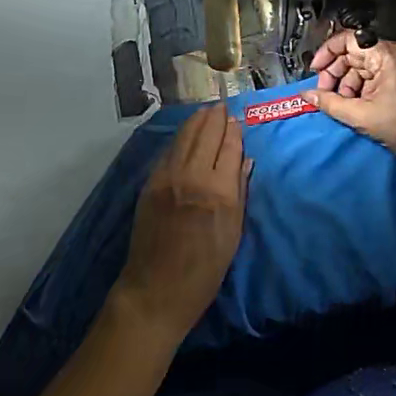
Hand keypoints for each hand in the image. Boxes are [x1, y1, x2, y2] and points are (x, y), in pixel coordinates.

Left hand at [113, 105, 250, 339]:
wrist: (157, 289)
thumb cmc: (205, 270)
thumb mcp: (233, 233)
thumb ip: (239, 191)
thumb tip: (244, 159)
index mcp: (219, 192)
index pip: (230, 148)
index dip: (234, 131)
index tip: (237, 120)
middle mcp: (193, 176)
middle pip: (206, 134)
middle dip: (216, 118)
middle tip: (222, 106)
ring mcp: (168, 177)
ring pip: (185, 137)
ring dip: (197, 121)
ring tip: (207, 111)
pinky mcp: (151, 182)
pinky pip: (169, 151)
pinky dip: (181, 138)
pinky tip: (186, 134)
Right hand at [302, 32, 395, 162]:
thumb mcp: (361, 116)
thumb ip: (330, 103)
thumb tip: (306, 95)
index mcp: (387, 55)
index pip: (348, 39)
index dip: (327, 52)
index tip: (315, 71)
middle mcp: (395, 52)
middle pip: (354, 52)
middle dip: (335, 72)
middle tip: (325, 93)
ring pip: (362, 64)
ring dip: (347, 82)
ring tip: (341, 104)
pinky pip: (374, 73)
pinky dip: (361, 86)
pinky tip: (355, 104)